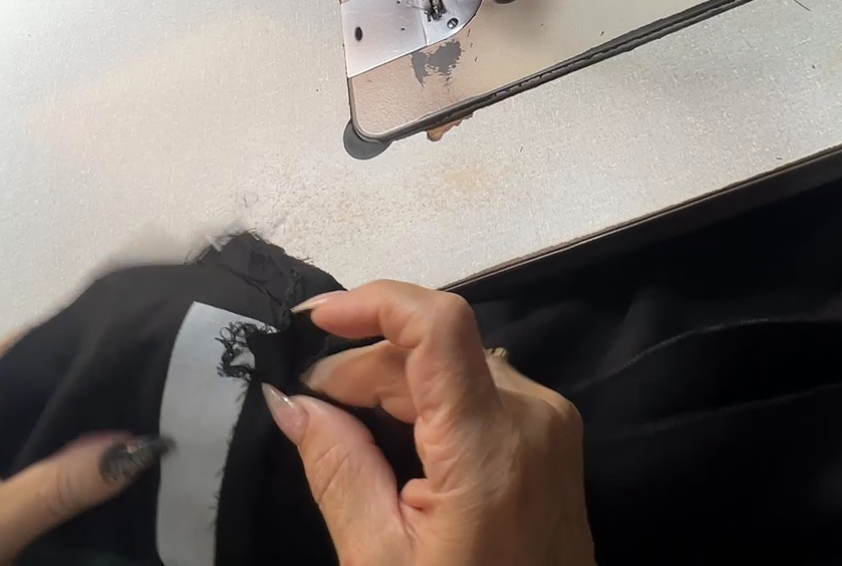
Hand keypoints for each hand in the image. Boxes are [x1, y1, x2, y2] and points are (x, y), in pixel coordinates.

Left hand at [0, 342, 169, 565]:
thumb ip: (59, 484)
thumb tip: (145, 442)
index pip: (23, 352)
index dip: (79, 336)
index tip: (141, 331)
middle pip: (41, 386)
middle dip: (97, 382)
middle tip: (165, 372)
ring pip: (47, 426)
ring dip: (93, 423)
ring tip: (159, 404)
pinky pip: (45, 461)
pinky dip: (81, 457)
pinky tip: (126, 453)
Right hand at [263, 281, 593, 565]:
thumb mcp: (381, 563)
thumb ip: (338, 470)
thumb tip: (290, 401)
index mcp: (491, 446)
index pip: (441, 326)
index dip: (376, 302)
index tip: (316, 317)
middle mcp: (531, 411)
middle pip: (439, 348)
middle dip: (366, 360)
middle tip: (309, 398)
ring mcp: (549, 419)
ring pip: (457, 363)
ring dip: (394, 377)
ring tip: (341, 413)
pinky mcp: (552, 430)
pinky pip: (480, 386)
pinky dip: (431, 395)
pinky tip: (392, 424)